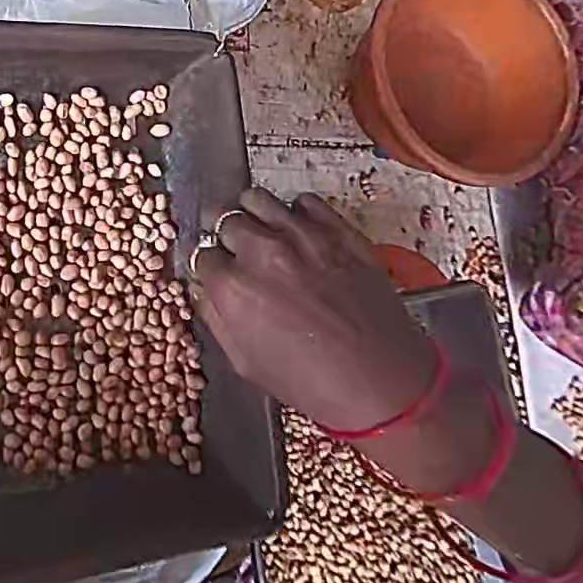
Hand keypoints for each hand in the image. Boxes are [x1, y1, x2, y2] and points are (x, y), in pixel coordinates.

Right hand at [190, 188, 436, 432]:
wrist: (381, 384)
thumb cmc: (312, 381)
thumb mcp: (243, 360)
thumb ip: (215, 317)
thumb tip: (204, 292)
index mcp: (233, 287)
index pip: (202, 254)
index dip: (208, 265)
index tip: (216, 272)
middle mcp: (263, 253)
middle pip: (224, 219)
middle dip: (223, 235)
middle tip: (232, 249)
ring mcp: (304, 238)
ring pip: (257, 199)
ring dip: (251, 214)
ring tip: (258, 231)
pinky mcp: (340, 233)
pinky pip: (305, 202)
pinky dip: (294, 212)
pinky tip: (296, 232)